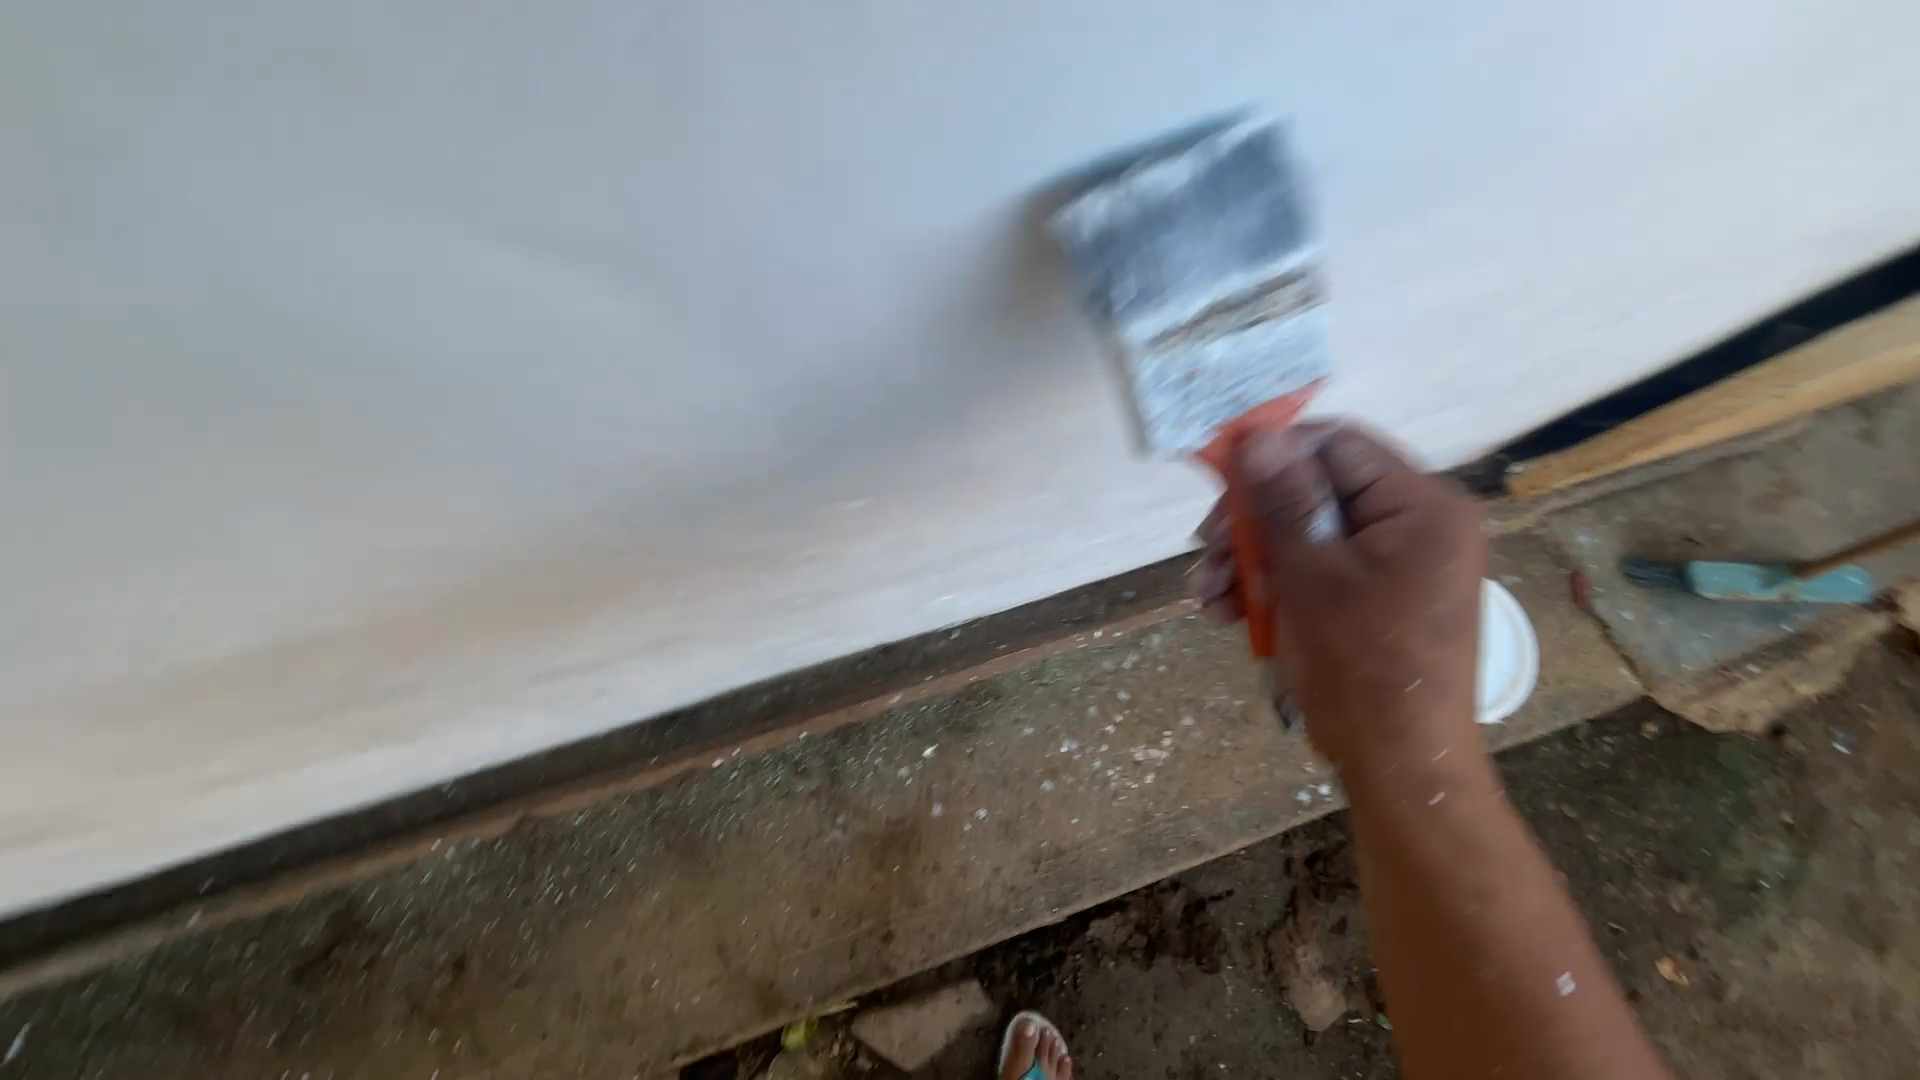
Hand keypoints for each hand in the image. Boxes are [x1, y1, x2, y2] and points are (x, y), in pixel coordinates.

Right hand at [1188, 422, 1486, 781]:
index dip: (1272, 454)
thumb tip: (1259, 435)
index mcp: (1420, 506)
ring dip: (1247, 560)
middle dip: (1249, 521)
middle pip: (1313, 490)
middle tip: (1204, 549)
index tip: (1217, 479)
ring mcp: (1392, 563)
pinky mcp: (1371, 596)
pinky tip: (1227, 612)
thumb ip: (1285, 500)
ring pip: (1303, 534)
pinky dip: (1270, 587)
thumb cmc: (1360, 665)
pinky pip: (1313, 571)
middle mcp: (1413, 524)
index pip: (1337, 445)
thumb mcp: (1312, 575)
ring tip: (1205, 595)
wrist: (1397, 763)